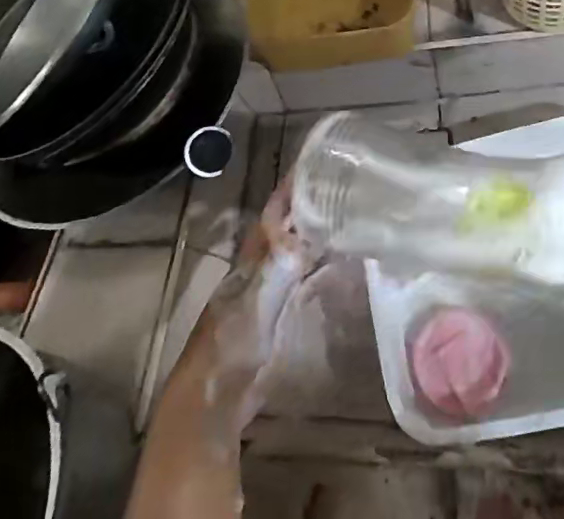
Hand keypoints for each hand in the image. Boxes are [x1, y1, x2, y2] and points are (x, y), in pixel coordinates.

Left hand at [172, 175, 320, 424]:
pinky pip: (305, 279)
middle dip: (310, 206)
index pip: (273, 214)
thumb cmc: (231, 346)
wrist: (214, 399)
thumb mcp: (256, 301)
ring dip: (317, 233)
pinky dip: (321, 266)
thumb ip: (278, 265)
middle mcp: (260, 268)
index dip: (290, 189)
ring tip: (349, 216)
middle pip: (286, 229)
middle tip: (344, 186)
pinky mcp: (279, 316)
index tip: (315, 163)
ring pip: (296, 251)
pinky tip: (341, 265)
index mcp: (251, 259)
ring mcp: (269, 292)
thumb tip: (305, 230)